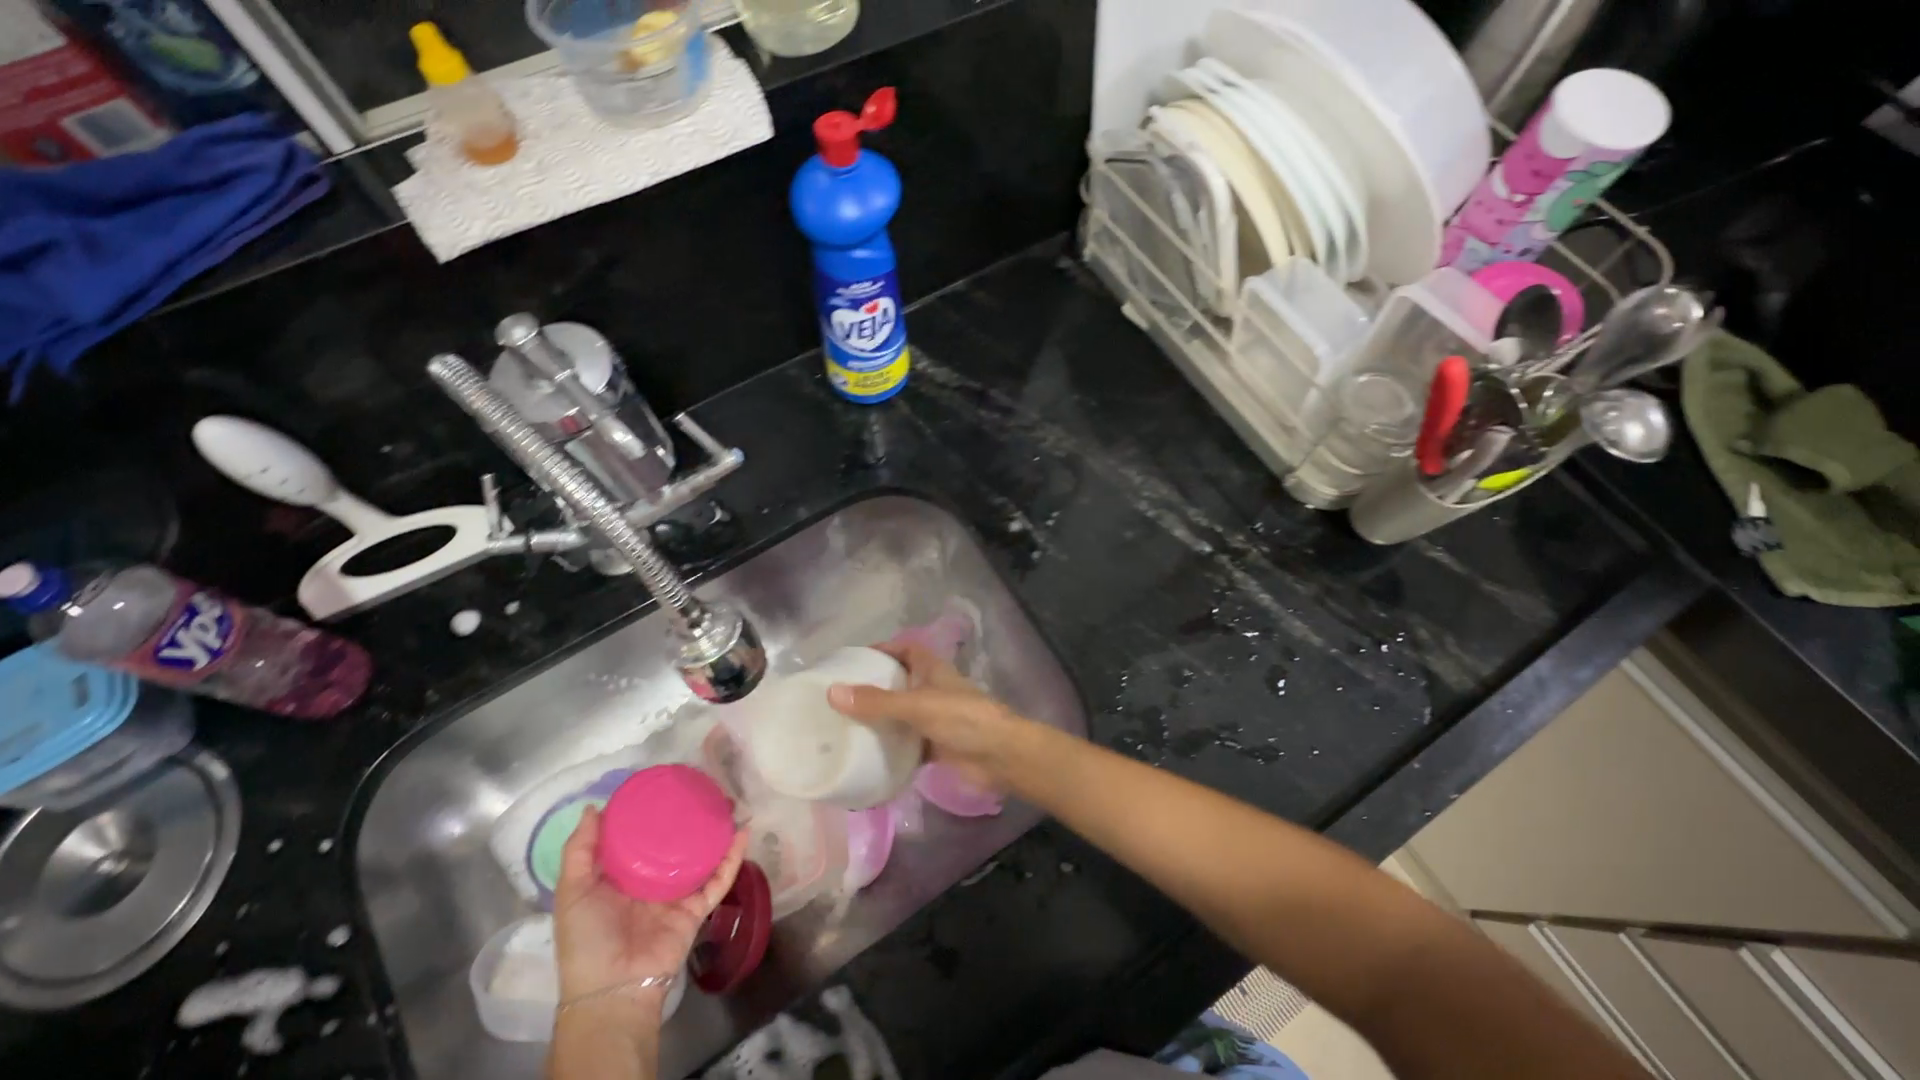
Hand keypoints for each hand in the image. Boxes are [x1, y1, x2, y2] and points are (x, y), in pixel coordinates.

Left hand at [552, 804, 747, 1022]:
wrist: (612, 987)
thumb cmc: (587, 937)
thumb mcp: (572, 891)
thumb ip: (580, 850)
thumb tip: (594, 808)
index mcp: (618, 880)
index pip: (634, 840)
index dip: (645, 815)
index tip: (658, 786)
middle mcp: (648, 885)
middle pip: (671, 846)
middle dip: (685, 822)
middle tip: (700, 791)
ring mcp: (674, 897)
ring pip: (699, 860)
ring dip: (715, 835)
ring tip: (728, 806)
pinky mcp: (695, 910)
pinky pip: (717, 881)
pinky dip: (731, 860)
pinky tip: (742, 835)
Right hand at [826, 641, 1046, 792]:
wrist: (1000, 756)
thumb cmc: (962, 718)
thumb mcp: (916, 705)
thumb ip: (876, 701)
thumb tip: (832, 692)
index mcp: (932, 670)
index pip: (906, 649)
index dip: (883, 649)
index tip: (854, 659)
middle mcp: (934, 690)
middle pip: (900, 683)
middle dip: (875, 688)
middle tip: (841, 697)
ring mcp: (936, 720)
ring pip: (903, 715)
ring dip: (882, 720)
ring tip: (846, 726)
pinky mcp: (937, 746)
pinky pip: (908, 745)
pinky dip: (892, 749)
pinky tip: (868, 757)